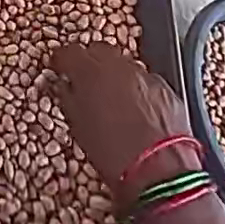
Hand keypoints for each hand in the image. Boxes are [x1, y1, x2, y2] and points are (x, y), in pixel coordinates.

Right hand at [49, 43, 198, 199]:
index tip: (59, 68)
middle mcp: (117, 65)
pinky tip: (135, 109)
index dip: (61, 60)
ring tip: (110, 97)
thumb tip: (63, 85)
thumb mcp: (77, 125)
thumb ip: (67, 96)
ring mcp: (144, 75)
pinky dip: (136, 88)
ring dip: (113, 74)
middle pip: (97, 50)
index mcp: (88, 71)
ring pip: (123, 64)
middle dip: (89, 61)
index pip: (68, 52)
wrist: (160, 173)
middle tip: (84, 80)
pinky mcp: (165, 89)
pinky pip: (144, 80)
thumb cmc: (111, 152)